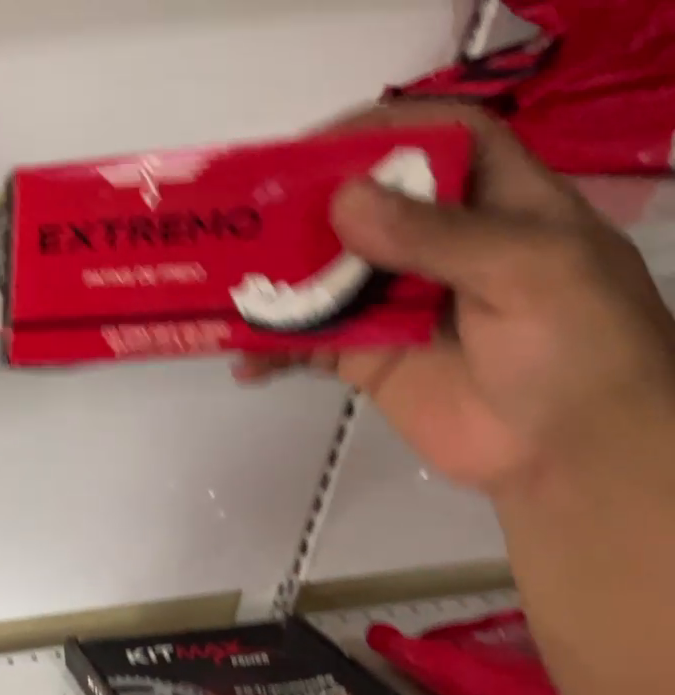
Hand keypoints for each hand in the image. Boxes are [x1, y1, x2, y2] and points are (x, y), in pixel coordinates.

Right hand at [235, 104, 674, 498]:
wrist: (569, 453)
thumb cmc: (577, 347)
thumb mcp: (526, 272)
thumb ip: (437, 236)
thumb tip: (342, 199)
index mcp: (500, 208)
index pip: (441, 143)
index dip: (381, 133)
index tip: (310, 150)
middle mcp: (442, 249)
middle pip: (365, 210)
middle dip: (303, 210)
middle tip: (242, 218)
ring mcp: (399, 306)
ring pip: (324, 278)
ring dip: (274, 283)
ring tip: (224, 288)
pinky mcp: (368, 358)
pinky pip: (308, 344)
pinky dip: (271, 351)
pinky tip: (245, 361)